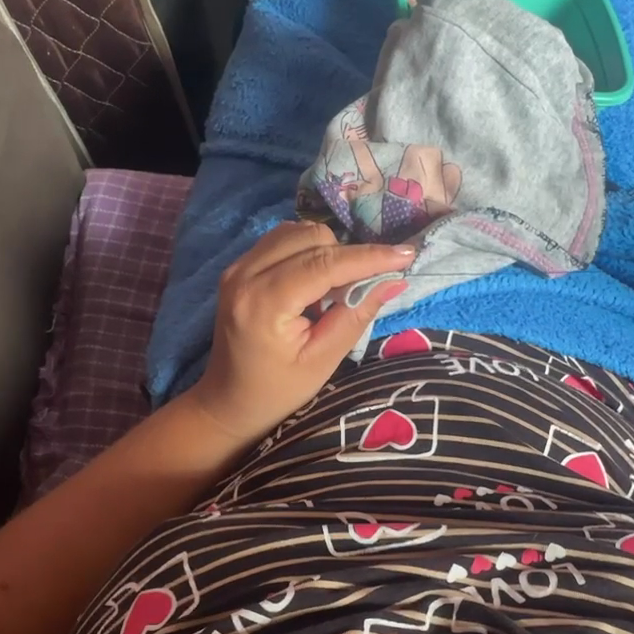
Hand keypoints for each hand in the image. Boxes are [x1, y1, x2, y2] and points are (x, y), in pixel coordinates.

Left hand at [186, 221, 413, 441]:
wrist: (227, 401)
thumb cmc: (277, 391)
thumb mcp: (323, 361)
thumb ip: (356, 315)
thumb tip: (394, 280)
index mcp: (264, 304)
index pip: (324, 264)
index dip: (369, 257)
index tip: (406, 255)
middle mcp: (245, 275)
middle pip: (312, 238)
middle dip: (346, 257)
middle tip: (361, 289)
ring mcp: (238, 267)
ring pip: (298, 232)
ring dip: (327, 252)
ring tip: (335, 291)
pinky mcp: (238, 267)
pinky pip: (283, 240)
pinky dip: (308, 252)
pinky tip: (314, 285)